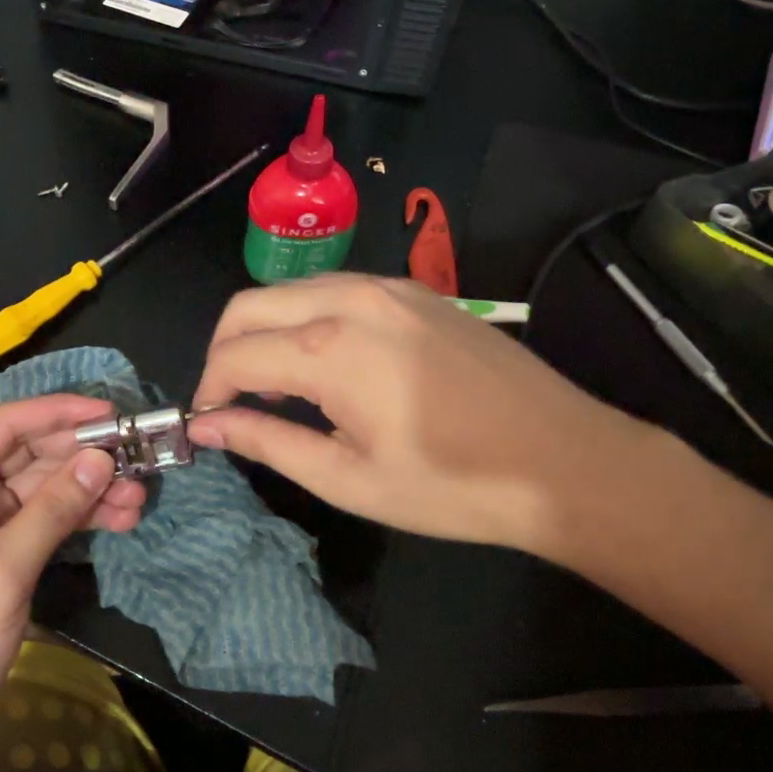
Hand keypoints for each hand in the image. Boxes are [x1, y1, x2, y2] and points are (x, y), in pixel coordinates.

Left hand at [0, 395, 146, 771]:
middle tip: (136, 456)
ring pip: (43, 489)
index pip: (2, 427)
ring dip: (88, 491)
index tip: (110, 411)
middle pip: (27, 456)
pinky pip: (44, 520)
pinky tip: (119, 518)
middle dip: (81, 458)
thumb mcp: (1, 570)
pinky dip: (79, 519)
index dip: (57, 414)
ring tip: (139, 496)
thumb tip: (101, 458)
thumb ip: (53, 509)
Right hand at [187, 274, 656, 556]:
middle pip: (249, 304)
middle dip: (224, 349)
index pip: (234, 354)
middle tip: (231, 399)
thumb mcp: (349, 478)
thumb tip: (208, 425)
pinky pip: (334, 288)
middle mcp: (349, 299)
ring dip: (265, 329)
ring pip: (290, 290)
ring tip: (279, 385)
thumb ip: (268, 441)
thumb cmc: (451, 484)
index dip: (208, 388)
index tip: (208, 421)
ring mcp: (386, 287)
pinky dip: (307, 316)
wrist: (564, 460)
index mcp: (328, 348)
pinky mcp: (414, 290)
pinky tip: (328, 361)